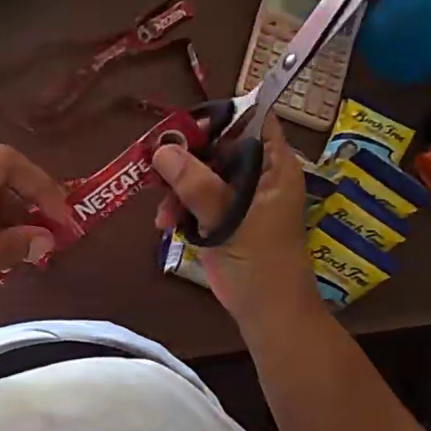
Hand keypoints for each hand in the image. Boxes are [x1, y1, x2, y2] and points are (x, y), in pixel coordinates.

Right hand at [152, 116, 317, 323]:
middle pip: (216, 145)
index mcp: (274, 165)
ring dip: (175, 188)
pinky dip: (177, 207)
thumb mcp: (229, 219)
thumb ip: (197, 184)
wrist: (266, 313)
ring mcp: (237, 195)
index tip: (184, 129)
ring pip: (199, 171)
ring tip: (164, 214)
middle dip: (185, 157)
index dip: (220, 117)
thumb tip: (161, 151)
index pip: (252, 120)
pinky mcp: (220, 215)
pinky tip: (166, 224)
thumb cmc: (260, 264)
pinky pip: (193, 197)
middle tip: (156, 168)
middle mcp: (257, 173)